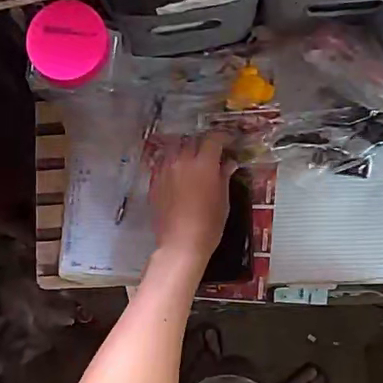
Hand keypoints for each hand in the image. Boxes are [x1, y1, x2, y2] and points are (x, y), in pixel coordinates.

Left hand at [149, 134, 234, 263]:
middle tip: (211, 152)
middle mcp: (182, 161)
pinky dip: (170, 161)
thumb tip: (228, 163)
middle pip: (192, 141)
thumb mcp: (223, 201)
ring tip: (191, 158)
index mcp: (203, 164)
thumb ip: (224, 177)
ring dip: (184, 149)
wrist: (180, 245)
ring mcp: (165, 170)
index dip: (223, 138)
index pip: (213, 139)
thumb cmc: (208, 226)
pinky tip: (176, 171)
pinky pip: (161, 163)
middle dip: (203, 144)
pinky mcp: (154, 182)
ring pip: (173, 148)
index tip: (228, 142)